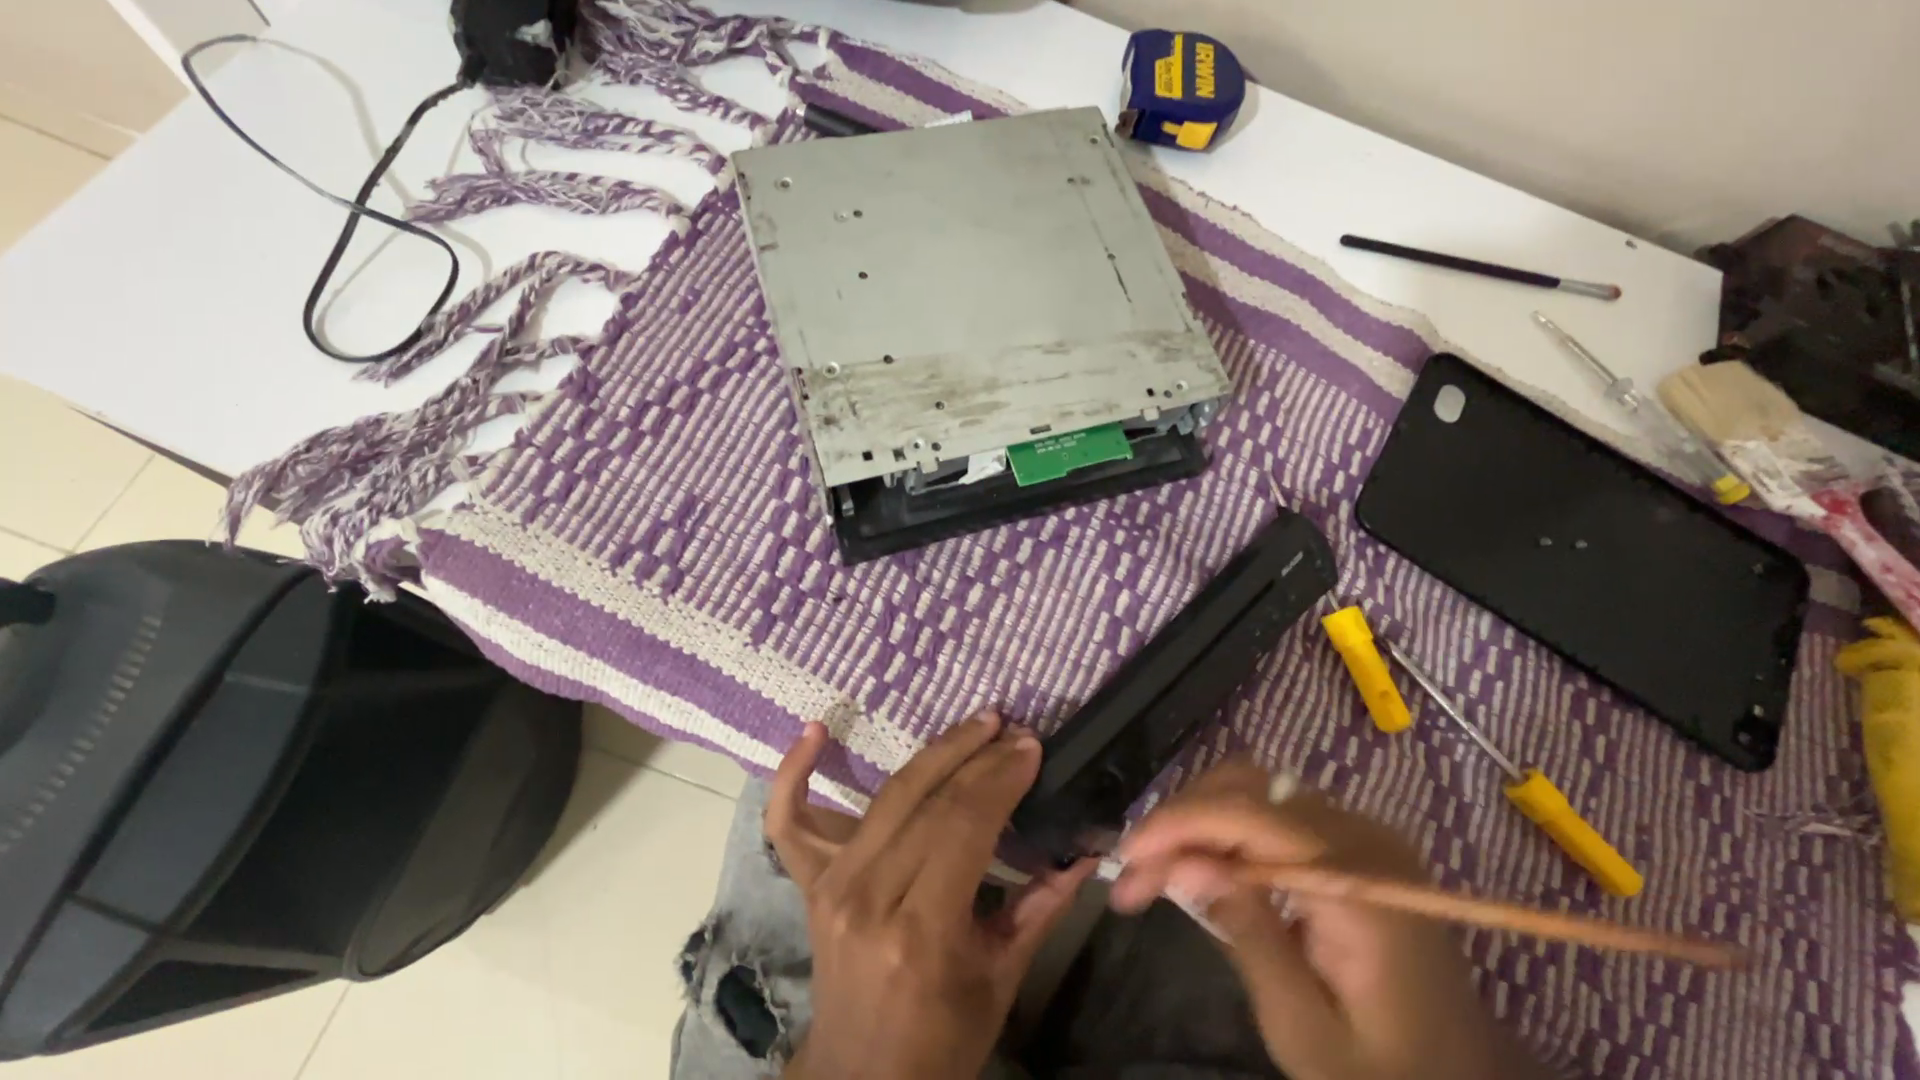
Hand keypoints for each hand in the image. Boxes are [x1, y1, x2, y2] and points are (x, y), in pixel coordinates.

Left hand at [767, 713, 1096, 1079]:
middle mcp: (867, 897)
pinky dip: (794, 772)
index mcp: (920, 930)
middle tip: (1011, 729)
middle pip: (925, 803)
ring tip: (974, 725)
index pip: (962, 826)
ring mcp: (830, 886)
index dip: (999, 779)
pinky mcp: (808, 884)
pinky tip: (814, 729)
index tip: (1031, 748)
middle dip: (976, 757)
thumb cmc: (941, 1037)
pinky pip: (789, 821)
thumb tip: (1087, 850)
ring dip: (932, 753)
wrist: (863, 1075)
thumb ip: (1041, 907)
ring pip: (884, 798)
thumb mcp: (1001, 978)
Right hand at [1110, 762, 1543, 1079]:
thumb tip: (1182, 863)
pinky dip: (1227, 828)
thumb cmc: (1381, 1070)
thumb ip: (1246, 934)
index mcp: (1358, 883)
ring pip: (1257, 790)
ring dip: (1198, 820)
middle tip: (1134, 877)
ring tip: (1157, 872)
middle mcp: (1364, 838)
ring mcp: (1365, 835)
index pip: (1249, 815)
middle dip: (1180, 822)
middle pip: (1248, 788)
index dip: (1177, 824)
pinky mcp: (1358, 846)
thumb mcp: (1304, 1027)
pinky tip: (1202, 866)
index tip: (1124, 858)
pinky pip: (1277, 812)